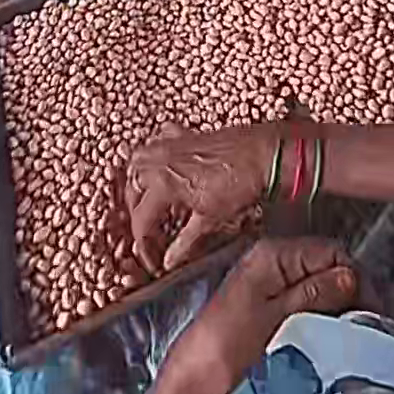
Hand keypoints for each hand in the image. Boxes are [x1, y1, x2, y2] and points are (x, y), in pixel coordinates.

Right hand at [128, 124, 282, 272]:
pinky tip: (165, 163)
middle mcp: (160, 159)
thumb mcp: (210, 220)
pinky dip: (156, 151)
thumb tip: (171, 260)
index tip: (152, 257)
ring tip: (150, 197)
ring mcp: (171, 142)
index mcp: (163, 183)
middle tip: (148, 230)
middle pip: (132, 186)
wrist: (261, 155)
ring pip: (139, 158)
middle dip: (136, 211)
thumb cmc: (239, 184)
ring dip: (139, 178)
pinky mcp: (185, 133)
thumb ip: (185, 242)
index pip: (140, 219)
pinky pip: (159, 138)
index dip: (143, 243)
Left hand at [142, 238, 357, 393]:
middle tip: (370, 329)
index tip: (375, 313)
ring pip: (319, 286)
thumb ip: (315, 293)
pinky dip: (322, 317)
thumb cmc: (229, 347)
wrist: (194, 379)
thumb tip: (352, 275)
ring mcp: (269, 282)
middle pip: (327, 267)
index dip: (357, 278)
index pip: (331, 250)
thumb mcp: (279, 318)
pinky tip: (330, 339)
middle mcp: (272, 260)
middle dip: (351, 293)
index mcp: (274, 254)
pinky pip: (305, 302)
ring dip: (338, 308)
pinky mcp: (267, 305)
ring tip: (354, 338)